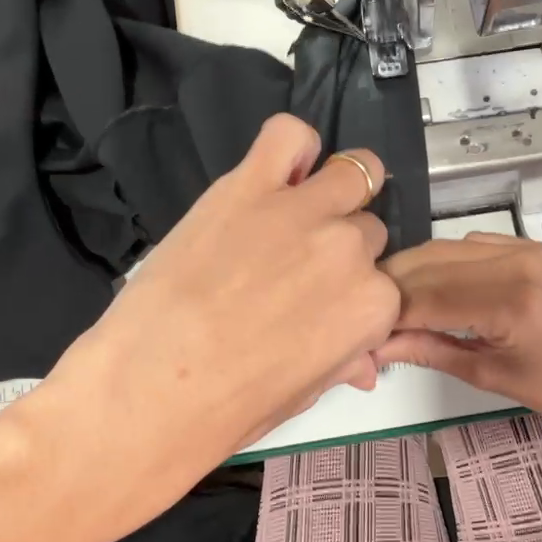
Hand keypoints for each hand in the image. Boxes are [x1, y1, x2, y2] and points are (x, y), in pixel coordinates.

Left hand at [0, 116, 400, 541]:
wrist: (154, 384)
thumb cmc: (233, 405)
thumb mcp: (304, 393)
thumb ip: (343, 362)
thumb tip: (363, 364)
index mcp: (373, 306)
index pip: (387, 284)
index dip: (358, 294)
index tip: (331, 304)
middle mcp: (351, 250)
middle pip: (369, 229)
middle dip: (343, 247)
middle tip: (300, 269)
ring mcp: (304, 211)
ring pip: (352, 174)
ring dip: (336, 190)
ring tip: (301, 212)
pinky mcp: (249, 185)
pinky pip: (289, 136)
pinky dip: (291, 149)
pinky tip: (277, 174)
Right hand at [375, 233, 541, 437]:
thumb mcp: (485, 375)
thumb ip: (428, 351)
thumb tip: (375, 346)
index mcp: (509, 301)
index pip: (427, 296)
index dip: (388, 312)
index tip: (360, 329)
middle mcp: (515, 262)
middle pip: (431, 262)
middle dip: (393, 286)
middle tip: (365, 312)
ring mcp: (524, 248)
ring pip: (446, 248)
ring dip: (414, 271)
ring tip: (391, 302)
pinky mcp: (528, 246)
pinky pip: (470, 245)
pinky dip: (443, 262)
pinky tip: (429, 286)